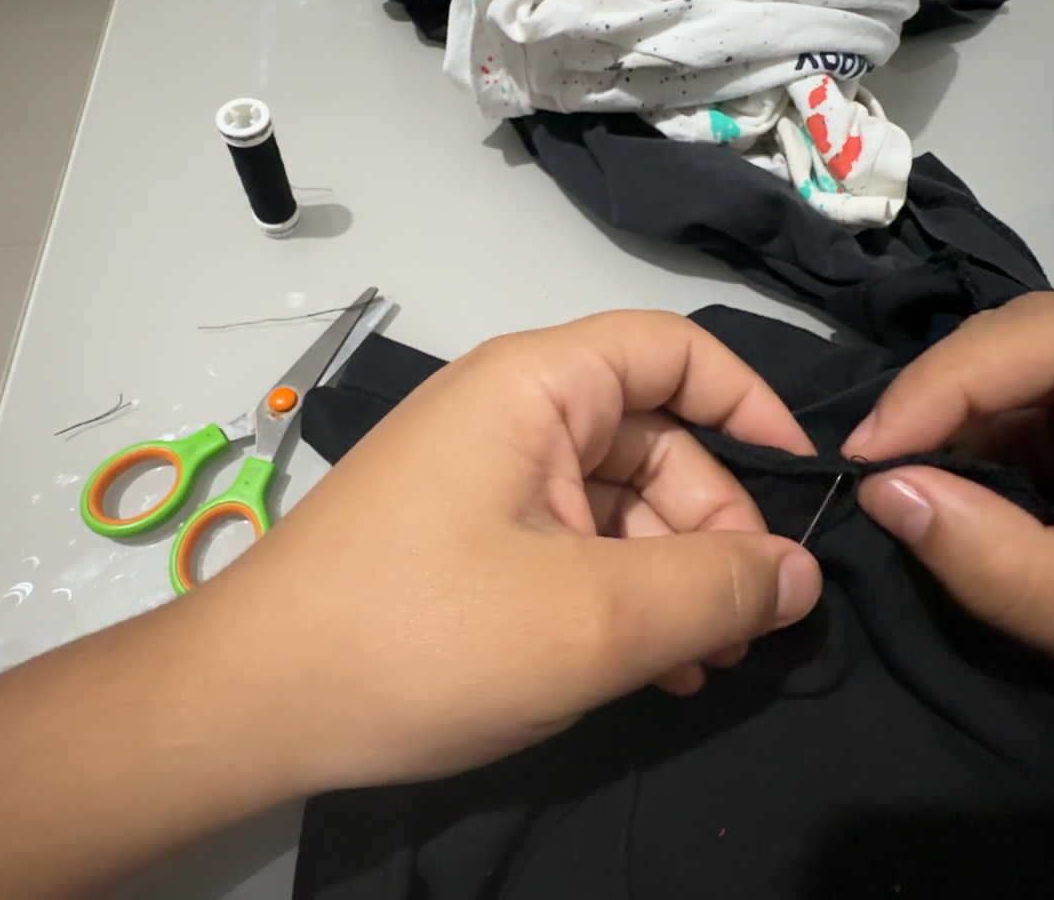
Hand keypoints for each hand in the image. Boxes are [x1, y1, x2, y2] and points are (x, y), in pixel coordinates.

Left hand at [194, 311, 822, 791]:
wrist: (252, 701)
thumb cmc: (420, 635)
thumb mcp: (590, 618)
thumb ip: (713, 589)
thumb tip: (800, 573)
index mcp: (535, 385)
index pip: (671, 351)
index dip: (749, 406)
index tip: (800, 489)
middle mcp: (512, 412)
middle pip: (653, 440)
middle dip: (713, 528)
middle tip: (747, 627)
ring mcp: (488, 475)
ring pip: (617, 502)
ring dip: (671, 576)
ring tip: (702, 663)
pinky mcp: (472, 533)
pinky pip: (572, 543)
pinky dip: (619, 594)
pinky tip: (650, 665)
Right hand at [842, 293, 1053, 836]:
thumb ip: (1012, 571)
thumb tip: (880, 491)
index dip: (948, 381)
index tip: (866, 454)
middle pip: (1036, 337)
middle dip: (942, 399)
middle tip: (872, 470)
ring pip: (1021, 369)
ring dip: (952, 423)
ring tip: (904, 482)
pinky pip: (1032, 410)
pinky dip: (975, 445)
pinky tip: (955, 487)